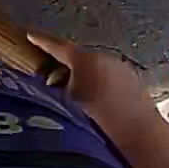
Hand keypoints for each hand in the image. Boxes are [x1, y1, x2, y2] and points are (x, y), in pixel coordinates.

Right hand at [28, 33, 164, 147]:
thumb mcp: (69, 100)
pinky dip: (98, 81)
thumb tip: (53, 80)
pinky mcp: (132, 78)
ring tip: (73, 91)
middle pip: (76, 56)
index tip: (29, 34)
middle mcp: (102, 57)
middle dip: (62, 63)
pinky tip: (96, 98)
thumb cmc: (98, 117)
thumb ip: (58, 86)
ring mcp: (119, 66)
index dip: (41, 41)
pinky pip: (108, 74)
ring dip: (82, 74)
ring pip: (93, 66)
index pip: (57, 46)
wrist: (139, 133)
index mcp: (84, 60)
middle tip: (50, 73)